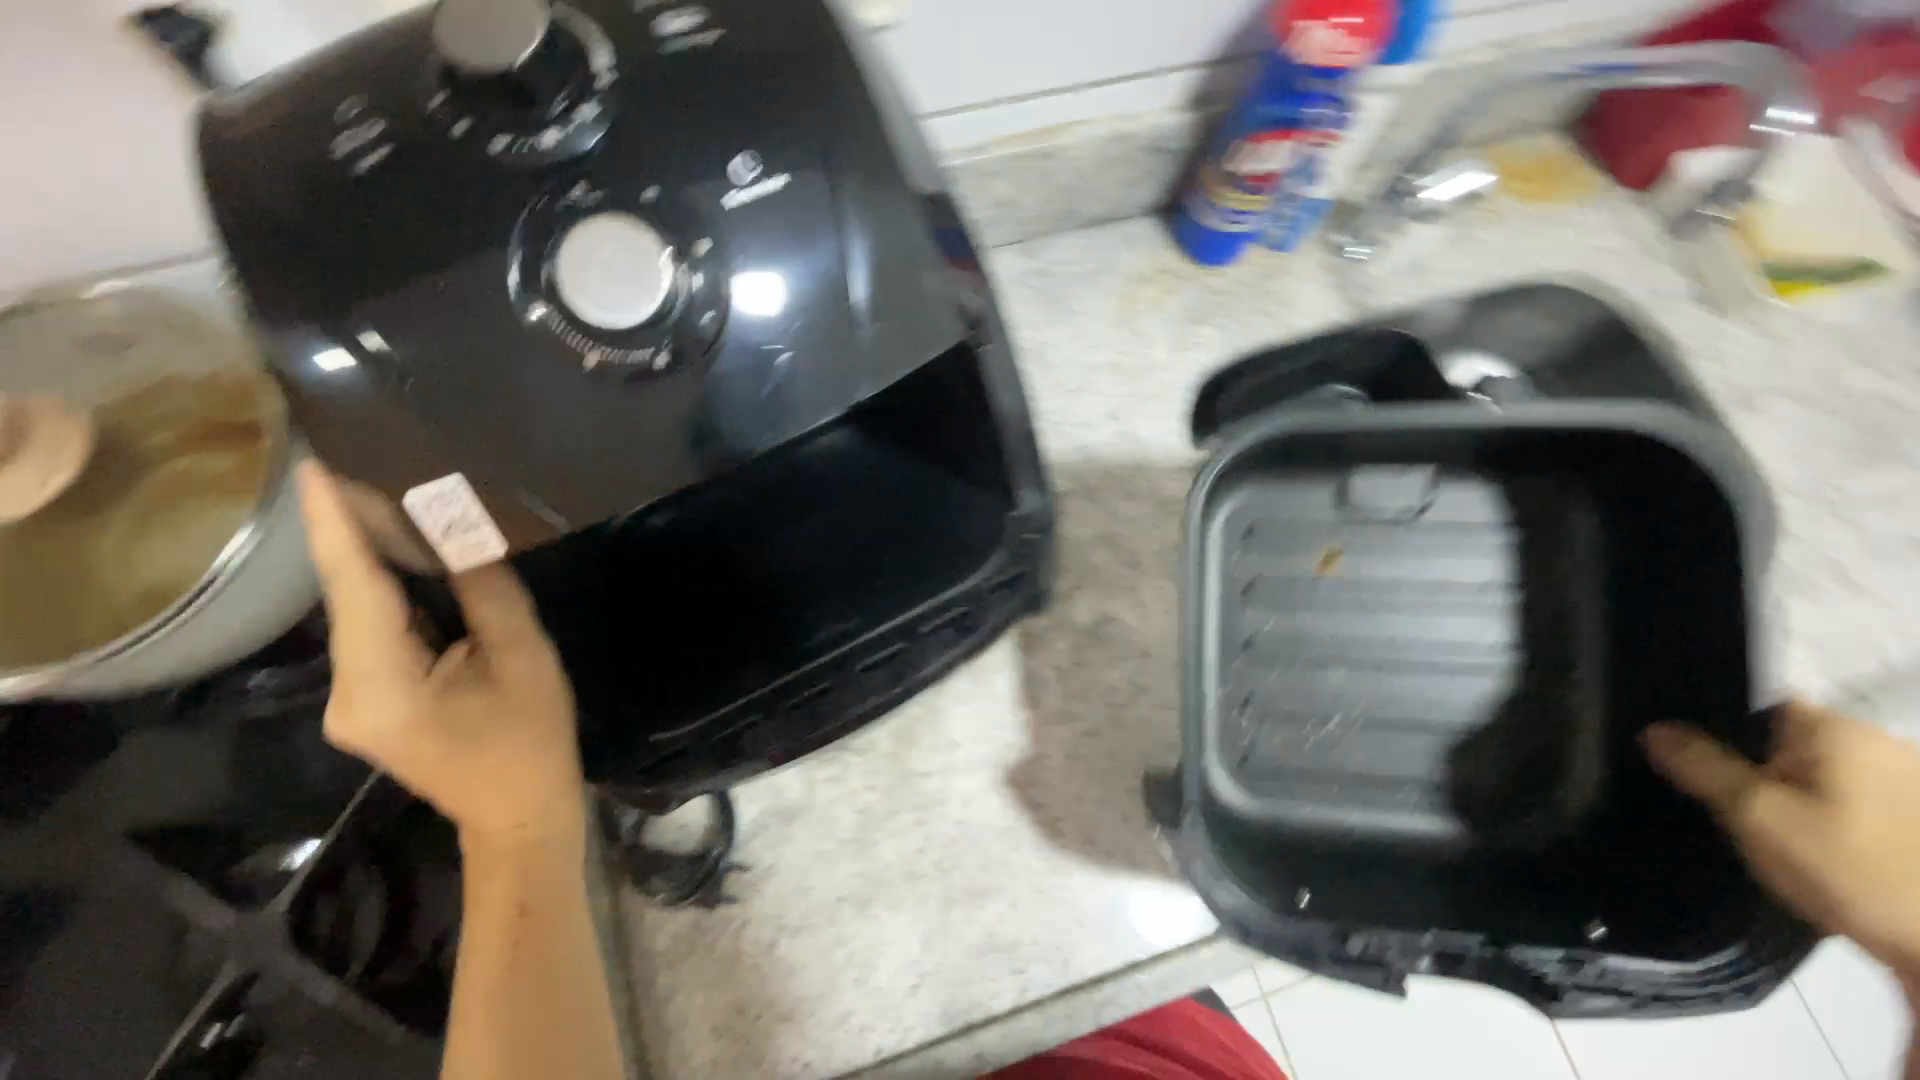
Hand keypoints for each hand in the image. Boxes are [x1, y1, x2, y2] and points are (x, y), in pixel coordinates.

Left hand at [297, 462, 585, 850]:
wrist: (519, 813)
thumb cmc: (532, 739)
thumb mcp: (523, 657)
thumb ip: (485, 590)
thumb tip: (458, 528)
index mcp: (383, 686)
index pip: (353, 589)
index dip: (335, 526)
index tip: (312, 468)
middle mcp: (345, 694)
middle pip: (348, 598)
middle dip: (357, 534)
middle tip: (369, 467)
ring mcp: (348, 702)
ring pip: (357, 615)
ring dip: (374, 562)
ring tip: (390, 499)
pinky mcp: (365, 703)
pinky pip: (370, 634)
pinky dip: (387, 594)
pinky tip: (406, 559)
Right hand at [1644, 701, 1919, 988]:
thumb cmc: (1851, 871)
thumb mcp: (1756, 816)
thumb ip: (1699, 767)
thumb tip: (1653, 730)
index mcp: (1839, 730)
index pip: (1755, 708)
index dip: (1717, 734)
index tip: (1699, 772)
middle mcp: (1881, 743)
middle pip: (1784, 743)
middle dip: (1753, 773)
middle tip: (1735, 815)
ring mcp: (1909, 782)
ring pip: (1815, 776)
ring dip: (1789, 800)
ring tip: (1774, 842)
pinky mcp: (1916, 820)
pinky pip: (1847, 803)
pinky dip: (1824, 822)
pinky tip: (1818, 856)